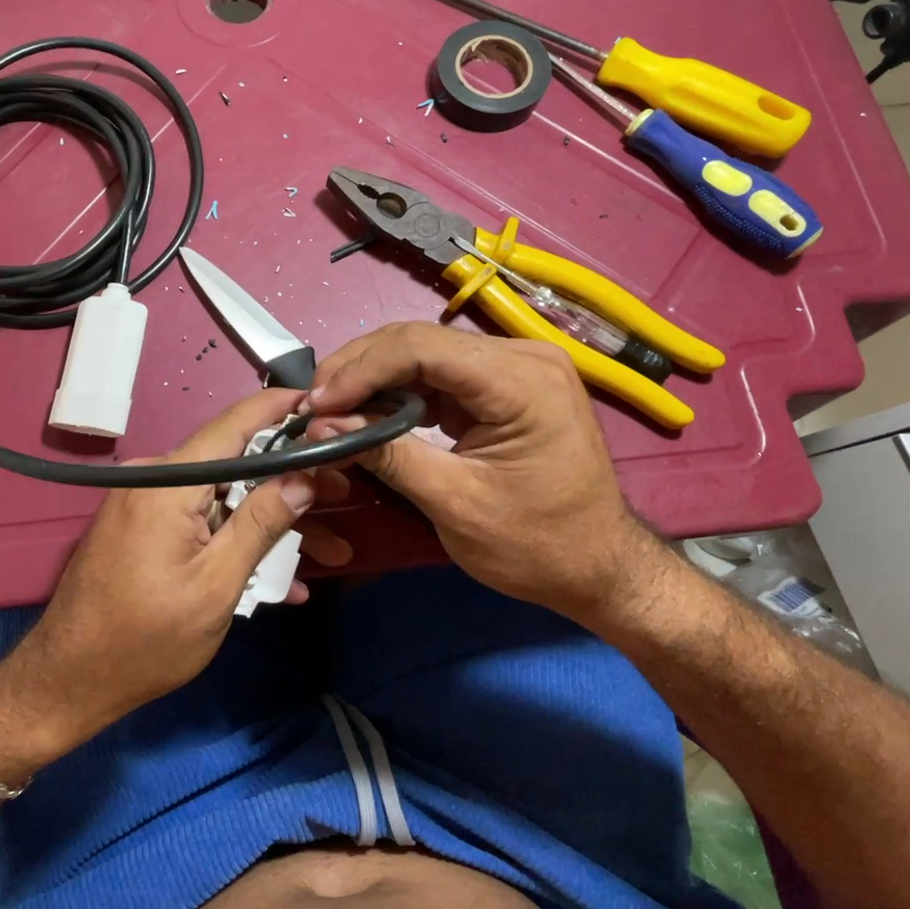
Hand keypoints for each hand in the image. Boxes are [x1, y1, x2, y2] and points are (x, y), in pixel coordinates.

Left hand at [0, 389, 352, 765]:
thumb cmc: (146, 639)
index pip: (233, 425)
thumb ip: (260, 524)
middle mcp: (152, 480)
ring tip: (329, 551)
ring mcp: (144, 504)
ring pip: (222, 498)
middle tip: (342, 496)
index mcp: (167, 483)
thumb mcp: (216, 585)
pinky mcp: (142, 527)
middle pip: (235, 465)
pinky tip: (279, 581)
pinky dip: (234, 540)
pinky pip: (198, 520)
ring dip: (269, 523)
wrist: (71, 679)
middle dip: (290, 482)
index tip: (320, 400)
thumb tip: (303, 477)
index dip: (278, 408)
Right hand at [304, 323, 665, 623]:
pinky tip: (365, 411)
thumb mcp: (454, 504)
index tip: (315, 403)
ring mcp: (515, 368)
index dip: (360, 370)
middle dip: (359, 370)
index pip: (421, 347)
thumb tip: (320, 426)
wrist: (598, 568)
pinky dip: (397, 392)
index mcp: (522, 381)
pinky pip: (438, 375)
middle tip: (311, 405)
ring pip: (422, 354)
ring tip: (328, 408)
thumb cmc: (536, 544)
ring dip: (372, 379)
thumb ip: (387, 455)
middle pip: (419, 341)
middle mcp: (522, 357)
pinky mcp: (503, 386)